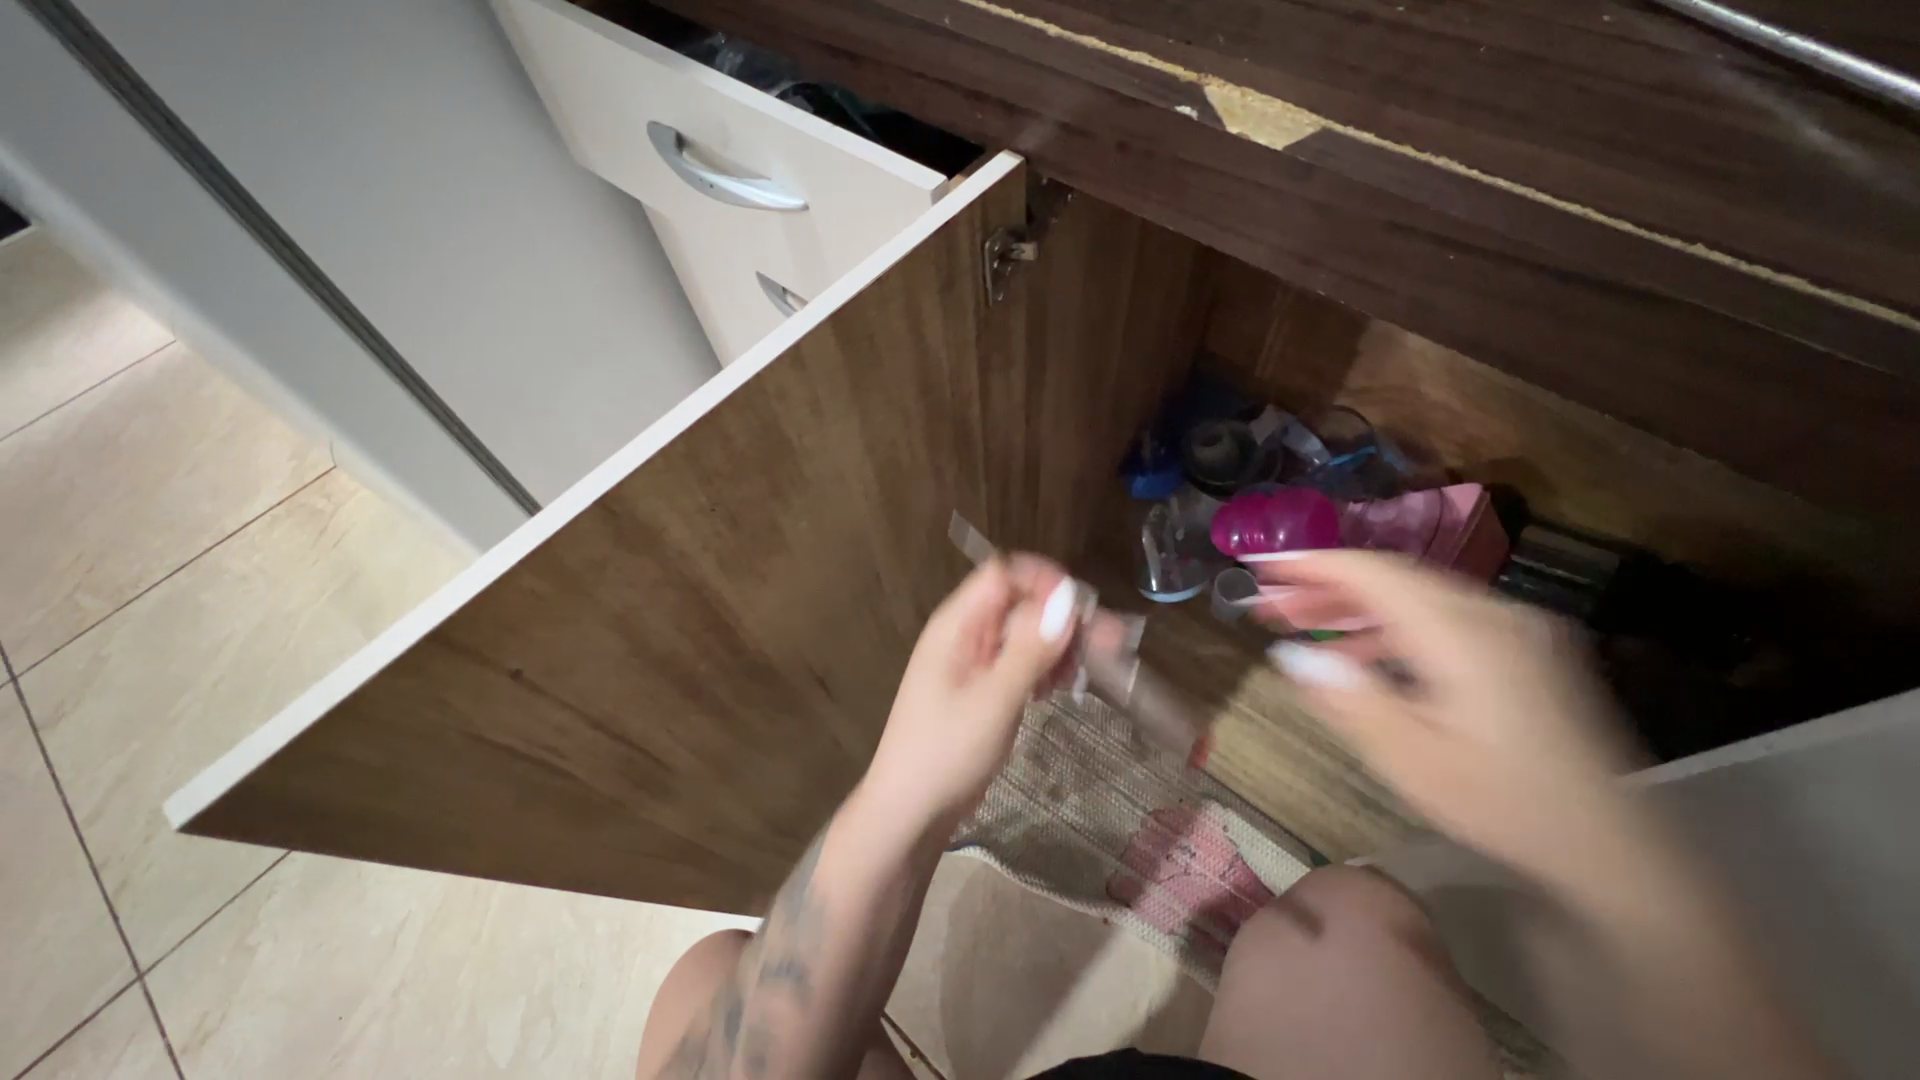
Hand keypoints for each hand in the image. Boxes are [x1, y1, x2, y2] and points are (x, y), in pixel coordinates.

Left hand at [861, 555, 1082, 827]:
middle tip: (1112, 642)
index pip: (1003, 576)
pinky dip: (1045, 670)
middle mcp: (966, 637)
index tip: (1083, 606)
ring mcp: (975, 666)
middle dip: (1064, 618)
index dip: (1043, 582)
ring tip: (1089, 671)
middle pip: (1021, 605)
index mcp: (957, 626)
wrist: (911, 811)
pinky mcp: (986, 692)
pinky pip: (1021, 664)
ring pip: (1026, 636)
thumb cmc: (946, 752)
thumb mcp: (994, 699)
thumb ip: (1030, 648)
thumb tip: (1068, 600)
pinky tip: (1062, 689)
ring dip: (1059, 646)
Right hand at [1254, 551, 1646, 879]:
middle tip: (1267, 602)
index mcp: (1463, 635)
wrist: (1612, 847)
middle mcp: (1493, 616)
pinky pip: (1443, 619)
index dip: (1313, 564)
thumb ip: (1349, 699)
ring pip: (1418, 597)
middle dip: (1326, 586)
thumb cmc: (1503, 805)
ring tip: (1301, 625)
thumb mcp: (1412, 758)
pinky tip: (1361, 655)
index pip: (1375, 574)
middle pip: (1395, 579)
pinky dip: (1392, 626)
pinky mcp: (1524, 651)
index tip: (1260, 567)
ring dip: (1356, 607)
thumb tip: (1291, 654)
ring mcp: (1515, 631)